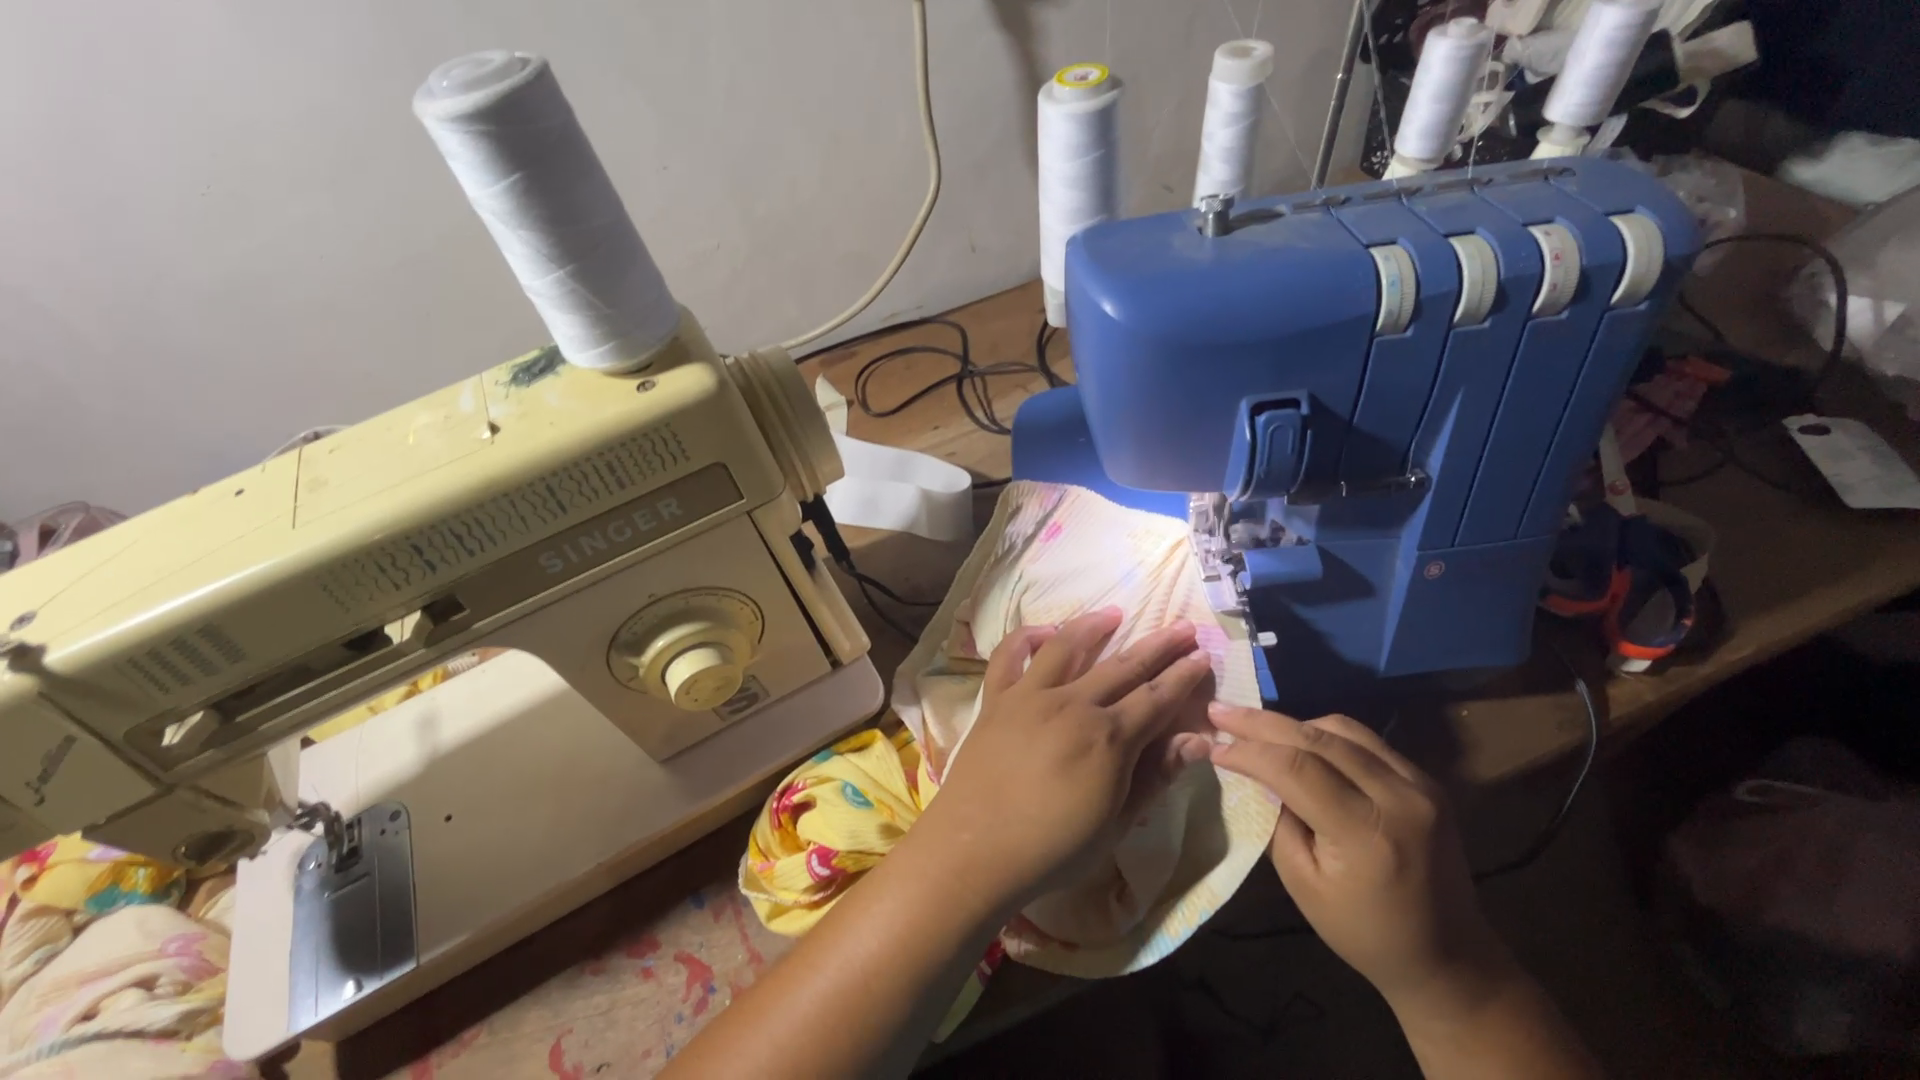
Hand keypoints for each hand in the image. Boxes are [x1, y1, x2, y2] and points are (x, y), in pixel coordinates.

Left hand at [911, 608, 1216, 911]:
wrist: (974, 851)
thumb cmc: (1053, 849)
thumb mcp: (1116, 823)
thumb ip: (1156, 777)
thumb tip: (1198, 740)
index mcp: (1108, 738)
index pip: (1157, 698)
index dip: (1183, 677)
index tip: (1203, 655)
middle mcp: (1072, 705)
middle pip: (1123, 666)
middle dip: (1157, 645)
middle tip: (1182, 626)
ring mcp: (1029, 697)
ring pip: (1066, 647)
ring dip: (1093, 626)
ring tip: (1114, 613)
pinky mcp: (995, 701)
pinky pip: (1009, 657)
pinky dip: (1025, 638)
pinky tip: (1043, 631)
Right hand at [1208, 705, 1511, 1007]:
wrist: (1448, 956)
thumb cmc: (1364, 932)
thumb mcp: (1303, 884)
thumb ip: (1277, 822)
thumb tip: (1253, 775)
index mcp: (1367, 833)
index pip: (1295, 769)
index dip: (1249, 752)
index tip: (1213, 745)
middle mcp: (1400, 797)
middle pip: (1319, 738)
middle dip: (1262, 723)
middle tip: (1220, 710)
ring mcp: (1420, 784)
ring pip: (1344, 730)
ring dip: (1294, 723)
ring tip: (1254, 726)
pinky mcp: (1427, 781)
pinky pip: (1367, 741)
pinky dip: (1325, 734)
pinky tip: (1298, 740)